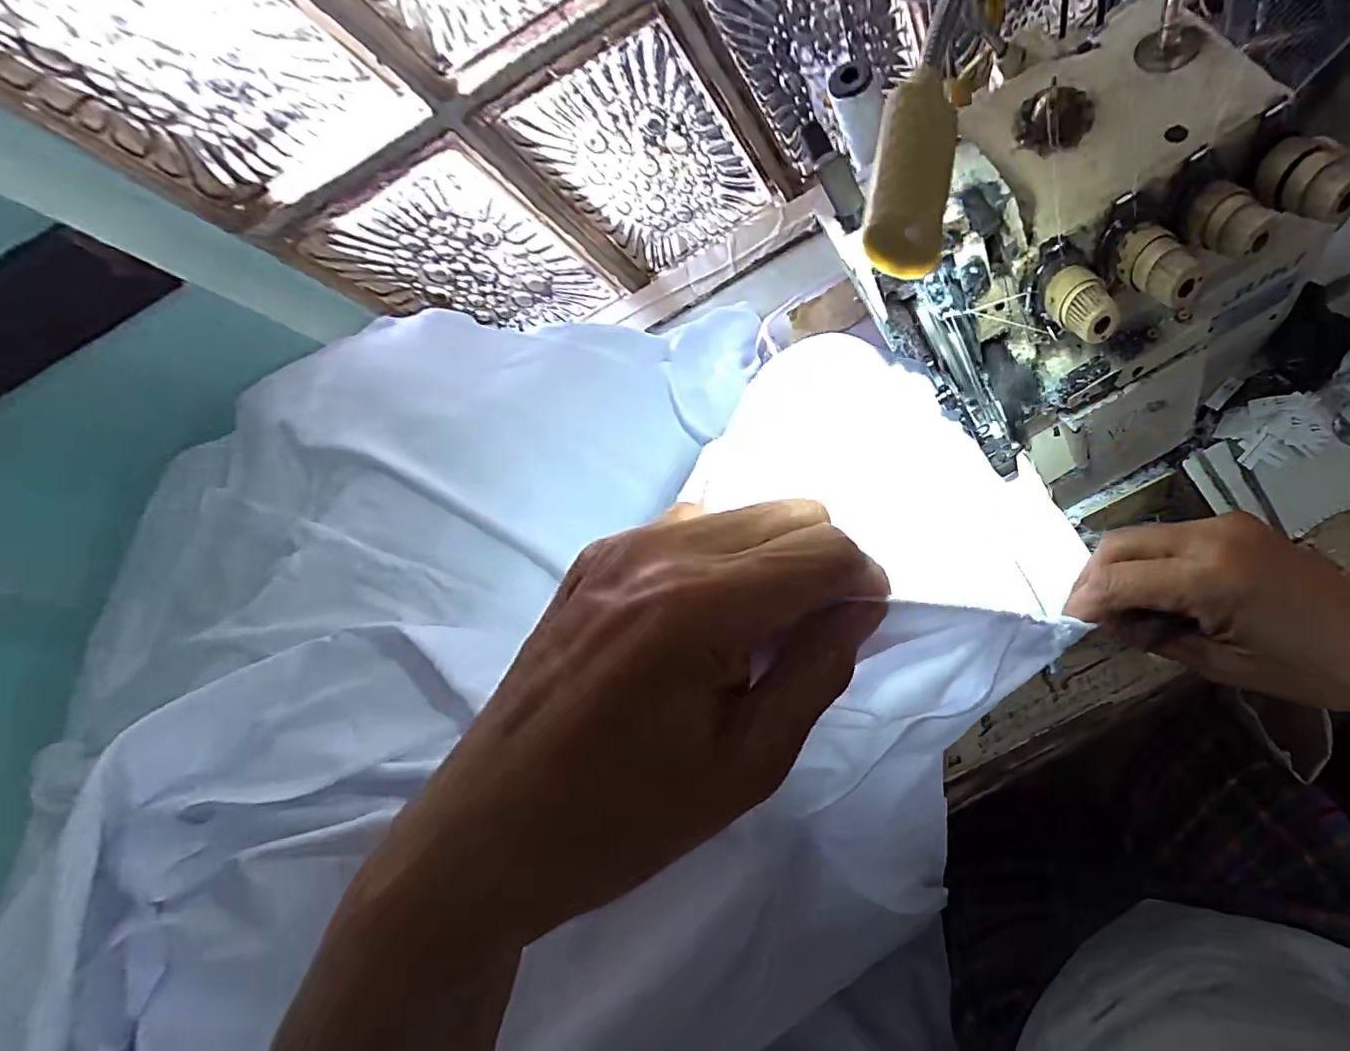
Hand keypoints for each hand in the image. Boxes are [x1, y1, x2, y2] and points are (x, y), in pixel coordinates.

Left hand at [344, 500, 888, 957]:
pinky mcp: (597, 557)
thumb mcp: (750, 765)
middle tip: (814, 636)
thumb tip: (862, 605)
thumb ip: (819, 670)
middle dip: (827, 565)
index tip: (865, 624)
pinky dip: (732, 556)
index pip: (823, 550)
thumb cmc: (626, 819)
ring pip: (749, 511)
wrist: (485, 838)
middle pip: (795, 513)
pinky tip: (710, 618)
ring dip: (781, 558)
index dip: (863, 581)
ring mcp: (621, 547)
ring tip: (760, 632)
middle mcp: (658, 552)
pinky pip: (698, 524)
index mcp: (696, 608)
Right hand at [1063, 512, 1349, 717]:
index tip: (1066, 624)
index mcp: (1210, 574)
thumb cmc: (1310, 671)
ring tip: (1119, 610)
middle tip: (1086, 616)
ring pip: (1143, 535)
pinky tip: (1155, 593)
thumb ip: (1157, 636)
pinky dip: (1150, 562)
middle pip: (1121, 542)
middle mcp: (1211, 535)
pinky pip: (1172, 538)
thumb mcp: (1223, 665)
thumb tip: (1111, 621)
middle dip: (1092, 577)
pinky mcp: (1237, 527)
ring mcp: (1226, 524)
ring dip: (1119, 567)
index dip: (1085, 600)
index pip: (1120, 577)